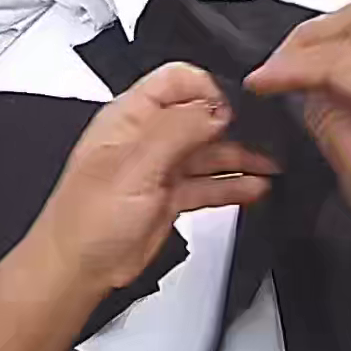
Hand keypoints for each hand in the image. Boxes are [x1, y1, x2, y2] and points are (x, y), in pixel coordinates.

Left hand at [30, 62, 275, 295]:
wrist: (78, 269)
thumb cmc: (85, 221)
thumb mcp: (134, 166)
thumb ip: (178, 131)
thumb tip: (217, 107)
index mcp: (130, 118)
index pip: (177, 81)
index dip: (210, 89)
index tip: (238, 108)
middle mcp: (147, 139)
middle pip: (200, 117)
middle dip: (235, 124)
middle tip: (267, 138)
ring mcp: (160, 168)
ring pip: (210, 152)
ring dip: (241, 156)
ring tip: (272, 163)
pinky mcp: (169, 197)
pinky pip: (208, 184)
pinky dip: (232, 186)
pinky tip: (255, 187)